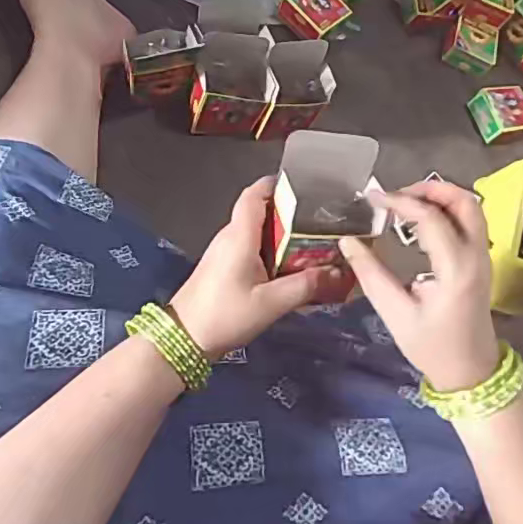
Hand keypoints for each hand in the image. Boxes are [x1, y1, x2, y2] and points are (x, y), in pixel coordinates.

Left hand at [170, 176, 340, 357]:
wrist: (183, 339)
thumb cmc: (225, 314)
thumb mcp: (271, 303)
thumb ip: (306, 285)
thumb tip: (339, 273)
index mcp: (240, 235)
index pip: (255, 194)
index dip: (276, 184)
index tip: (304, 188)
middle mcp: (230, 236)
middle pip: (260, 211)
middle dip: (289, 214)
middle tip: (320, 223)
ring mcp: (223, 251)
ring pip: (256, 232)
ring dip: (281, 235)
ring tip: (312, 244)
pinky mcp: (222, 267)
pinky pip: (250, 248)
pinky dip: (270, 251)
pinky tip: (289, 267)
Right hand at [340, 180, 501, 390]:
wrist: (471, 372)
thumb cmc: (432, 346)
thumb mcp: (395, 313)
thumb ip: (371, 274)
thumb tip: (348, 241)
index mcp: (455, 269)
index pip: (431, 218)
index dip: (400, 201)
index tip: (372, 198)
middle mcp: (476, 256)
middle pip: (464, 201)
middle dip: (430, 189)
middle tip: (396, 194)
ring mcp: (483, 257)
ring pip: (471, 208)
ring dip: (441, 197)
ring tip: (406, 203)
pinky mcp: (481, 260)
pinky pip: (470, 222)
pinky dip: (447, 210)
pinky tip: (420, 221)